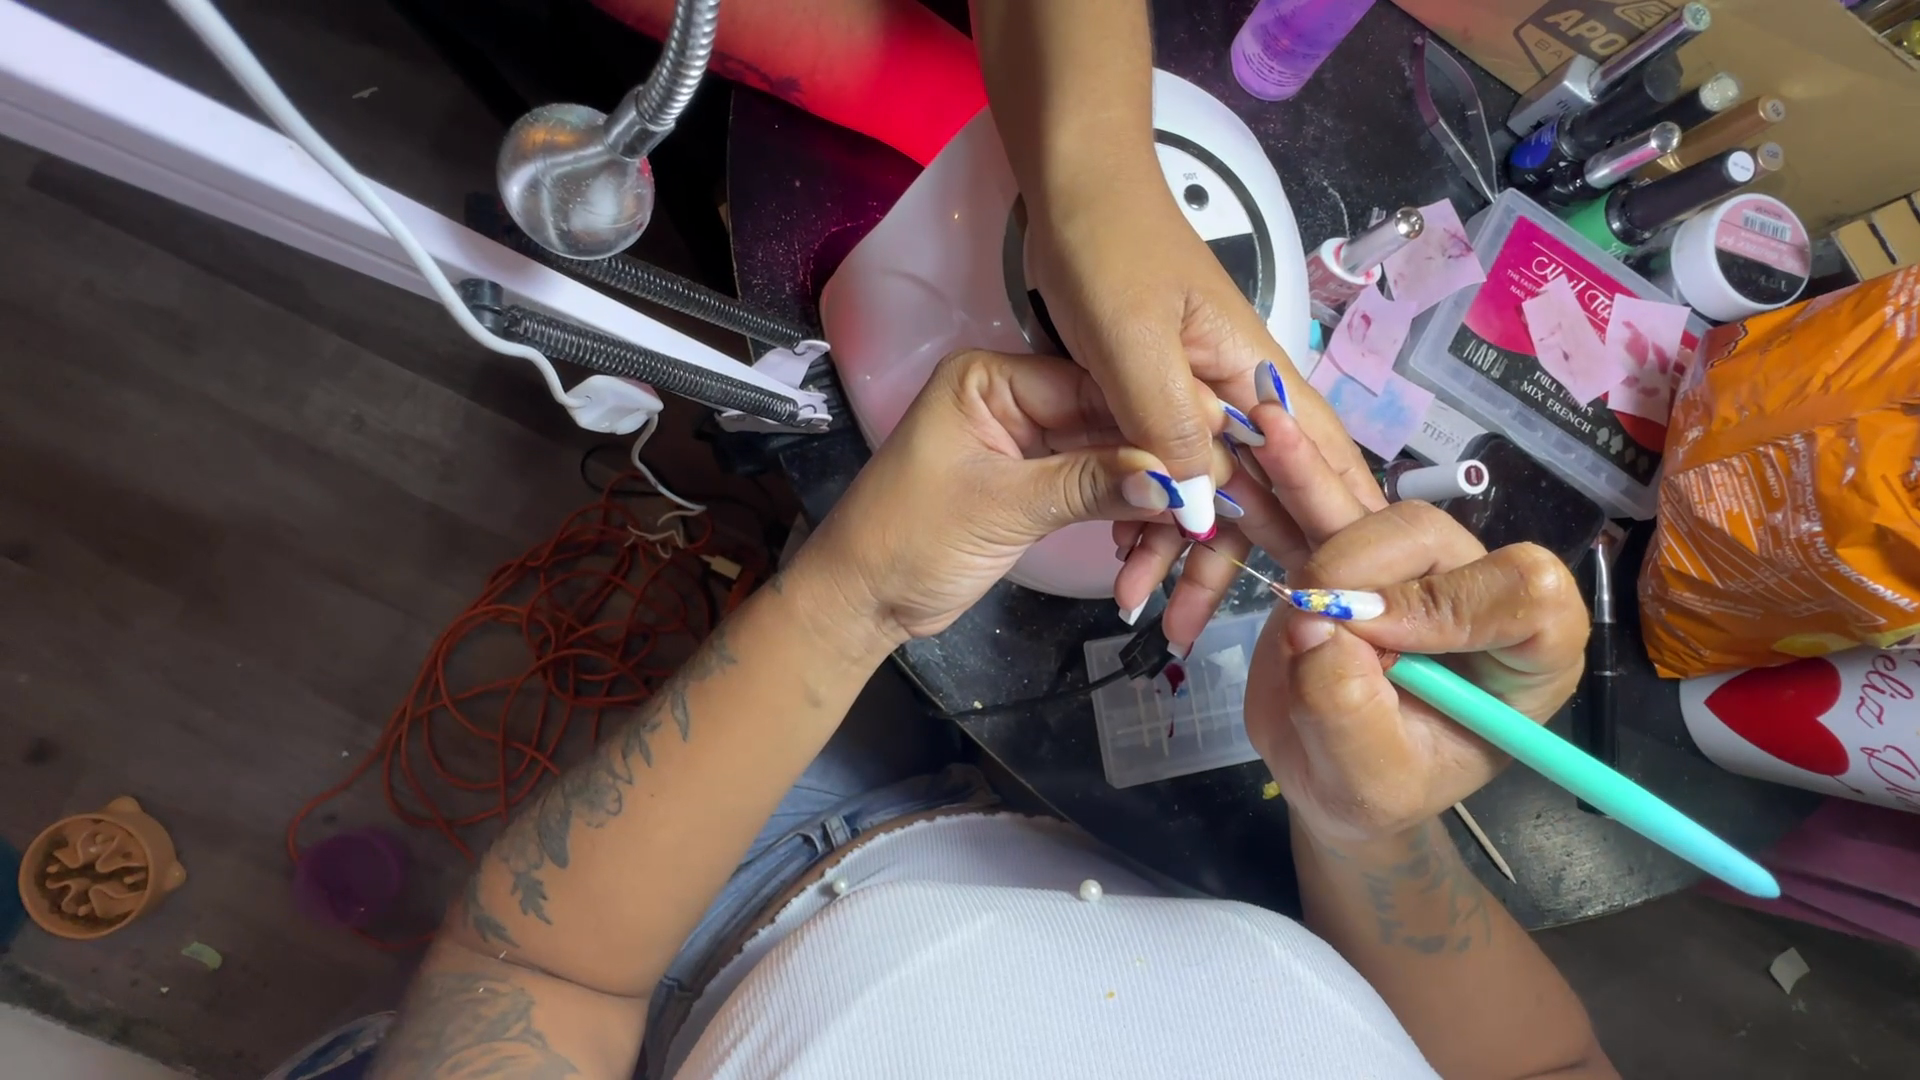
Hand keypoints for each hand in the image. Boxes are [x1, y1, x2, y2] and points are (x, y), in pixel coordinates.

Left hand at [801, 349, 1230, 641]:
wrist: (863, 600)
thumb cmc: (910, 539)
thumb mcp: (1000, 506)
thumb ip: (1088, 485)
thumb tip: (1176, 481)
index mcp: (991, 379)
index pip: (1092, 385)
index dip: (1153, 422)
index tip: (1215, 454)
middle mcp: (1014, 400)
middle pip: (1106, 420)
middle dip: (1157, 462)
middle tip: (1222, 493)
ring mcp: (1025, 444)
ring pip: (1106, 457)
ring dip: (1145, 492)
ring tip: (1195, 522)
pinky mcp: (1032, 484)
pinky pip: (1092, 486)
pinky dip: (1122, 510)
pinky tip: (1157, 532)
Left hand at [1026, 170, 1383, 647]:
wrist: (1071, 194)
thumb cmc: (1110, 257)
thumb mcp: (1135, 343)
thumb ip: (1172, 425)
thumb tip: (1206, 511)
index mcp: (1252, 379)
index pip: (1314, 465)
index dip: (1322, 534)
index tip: (1322, 604)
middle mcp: (1236, 396)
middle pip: (1254, 495)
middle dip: (1223, 567)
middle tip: (1183, 630)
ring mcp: (1194, 401)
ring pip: (1201, 492)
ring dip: (1172, 550)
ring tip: (1137, 608)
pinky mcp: (1154, 403)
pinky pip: (1162, 473)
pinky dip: (1143, 515)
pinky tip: (1120, 555)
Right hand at [1232, 401, 1587, 845]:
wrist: (1326, 771)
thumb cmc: (1367, 790)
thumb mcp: (1367, 781)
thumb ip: (1350, 716)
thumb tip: (1314, 628)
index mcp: (1523, 656)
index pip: (1521, 594)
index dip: (1442, 603)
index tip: (1364, 636)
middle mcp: (1474, 595)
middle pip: (1431, 538)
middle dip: (1356, 568)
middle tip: (1299, 616)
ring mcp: (1410, 569)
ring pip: (1368, 512)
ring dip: (1311, 482)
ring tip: (1264, 432)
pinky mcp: (1350, 558)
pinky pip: (1319, 510)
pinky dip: (1289, 475)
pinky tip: (1265, 427)